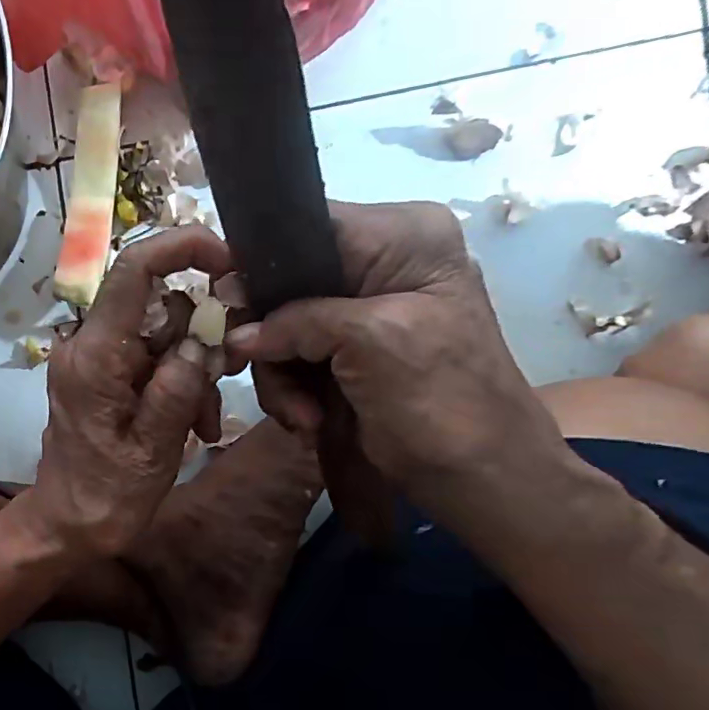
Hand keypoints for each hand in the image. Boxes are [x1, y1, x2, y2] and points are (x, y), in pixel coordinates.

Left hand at [22, 227, 232, 556]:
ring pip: (161, 332)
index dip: (182, 247)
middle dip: (199, 337)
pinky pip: (149, 357)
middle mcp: (86, 344)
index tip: (228, 259)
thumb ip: (177, 387)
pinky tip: (190, 423)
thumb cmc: (106, 495)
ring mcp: (92, 358)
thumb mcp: (153, 448)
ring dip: (192, 370)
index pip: (133, 270)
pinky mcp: (101, 373)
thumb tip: (198, 341)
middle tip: (219, 382)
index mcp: (95, 355)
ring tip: (199, 423)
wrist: (67, 523)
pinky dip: (176, 381)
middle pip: (158, 304)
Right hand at [225, 201, 566, 498]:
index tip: (227, 306)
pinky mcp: (345, 350)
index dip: (258, 265)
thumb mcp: (371, 342)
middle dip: (268, 335)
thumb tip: (229, 320)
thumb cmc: (442, 402)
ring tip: (300, 415)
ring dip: (278, 374)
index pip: (305, 227)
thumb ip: (296, 319)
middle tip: (252, 370)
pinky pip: (290, 354)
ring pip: (278, 324)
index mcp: (402, 236)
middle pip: (282, 281)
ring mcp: (358, 310)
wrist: (481, 482)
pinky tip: (306, 420)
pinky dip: (288, 390)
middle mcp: (378, 263)